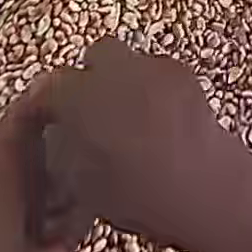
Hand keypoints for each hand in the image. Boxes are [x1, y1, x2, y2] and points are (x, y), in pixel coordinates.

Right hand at [33, 39, 248, 251]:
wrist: (205, 184)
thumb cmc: (140, 195)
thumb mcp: (86, 185)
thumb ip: (64, 150)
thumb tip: (60, 135)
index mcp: (84, 97)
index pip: (50, 86)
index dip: (46, 102)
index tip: (46, 118)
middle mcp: (117, 70)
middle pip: (95, 55)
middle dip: (90, 75)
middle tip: (91, 108)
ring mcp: (153, 65)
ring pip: (128, 60)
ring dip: (122, 79)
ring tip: (130, 115)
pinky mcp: (182, 70)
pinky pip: (156, 69)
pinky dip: (151, 85)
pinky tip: (158, 116)